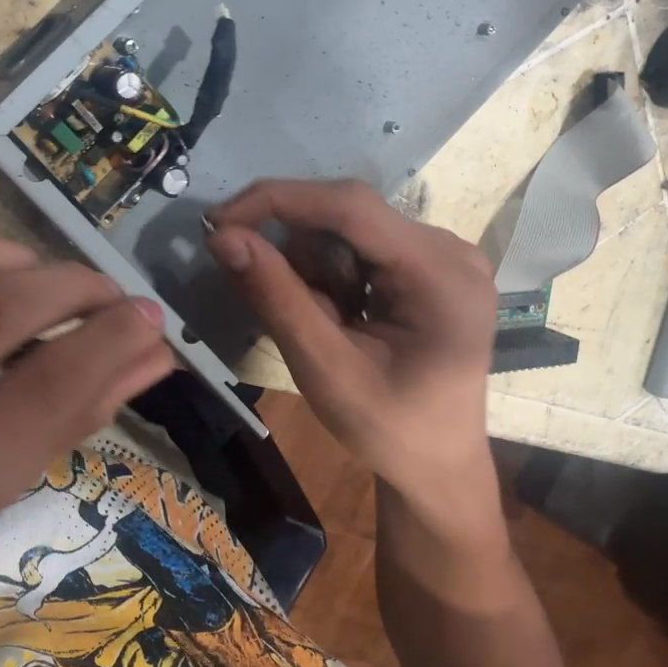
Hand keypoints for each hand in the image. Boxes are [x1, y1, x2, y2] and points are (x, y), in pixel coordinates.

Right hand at [205, 179, 498, 492]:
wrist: (436, 466)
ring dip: (313, 268)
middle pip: (346, 214)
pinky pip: (356, 243)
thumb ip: (276, 297)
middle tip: (270, 298)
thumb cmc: (388, 428)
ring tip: (323, 325)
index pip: (351, 207)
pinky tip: (339, 316)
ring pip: (344, 228)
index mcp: (441, 274)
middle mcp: (448, 249)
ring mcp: (439, 253)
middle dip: (297, 251)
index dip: (279, 200)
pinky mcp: (425, 261)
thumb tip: (222, 236)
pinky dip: (328, 274)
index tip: (219, 221)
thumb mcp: (325, 369)